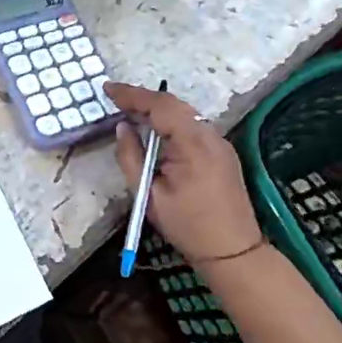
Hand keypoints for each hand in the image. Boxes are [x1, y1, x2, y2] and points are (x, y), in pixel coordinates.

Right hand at [109, 81, 262, 264]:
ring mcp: (220, 143)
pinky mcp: (223, 152)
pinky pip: (192, 126)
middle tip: (115, 99)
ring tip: (130, 112)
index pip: (159, 106)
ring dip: (157, 109)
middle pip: (173, 105)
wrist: (234, 253)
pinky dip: (171, 122)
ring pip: (184, 113)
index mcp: (192, 145)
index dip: (131, 94)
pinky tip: (156, 130)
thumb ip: (131, 156)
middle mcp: (210, 136)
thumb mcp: (148, 195)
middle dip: (143, 99)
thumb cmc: (187, 226)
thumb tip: (122, 127)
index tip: (107, 89)